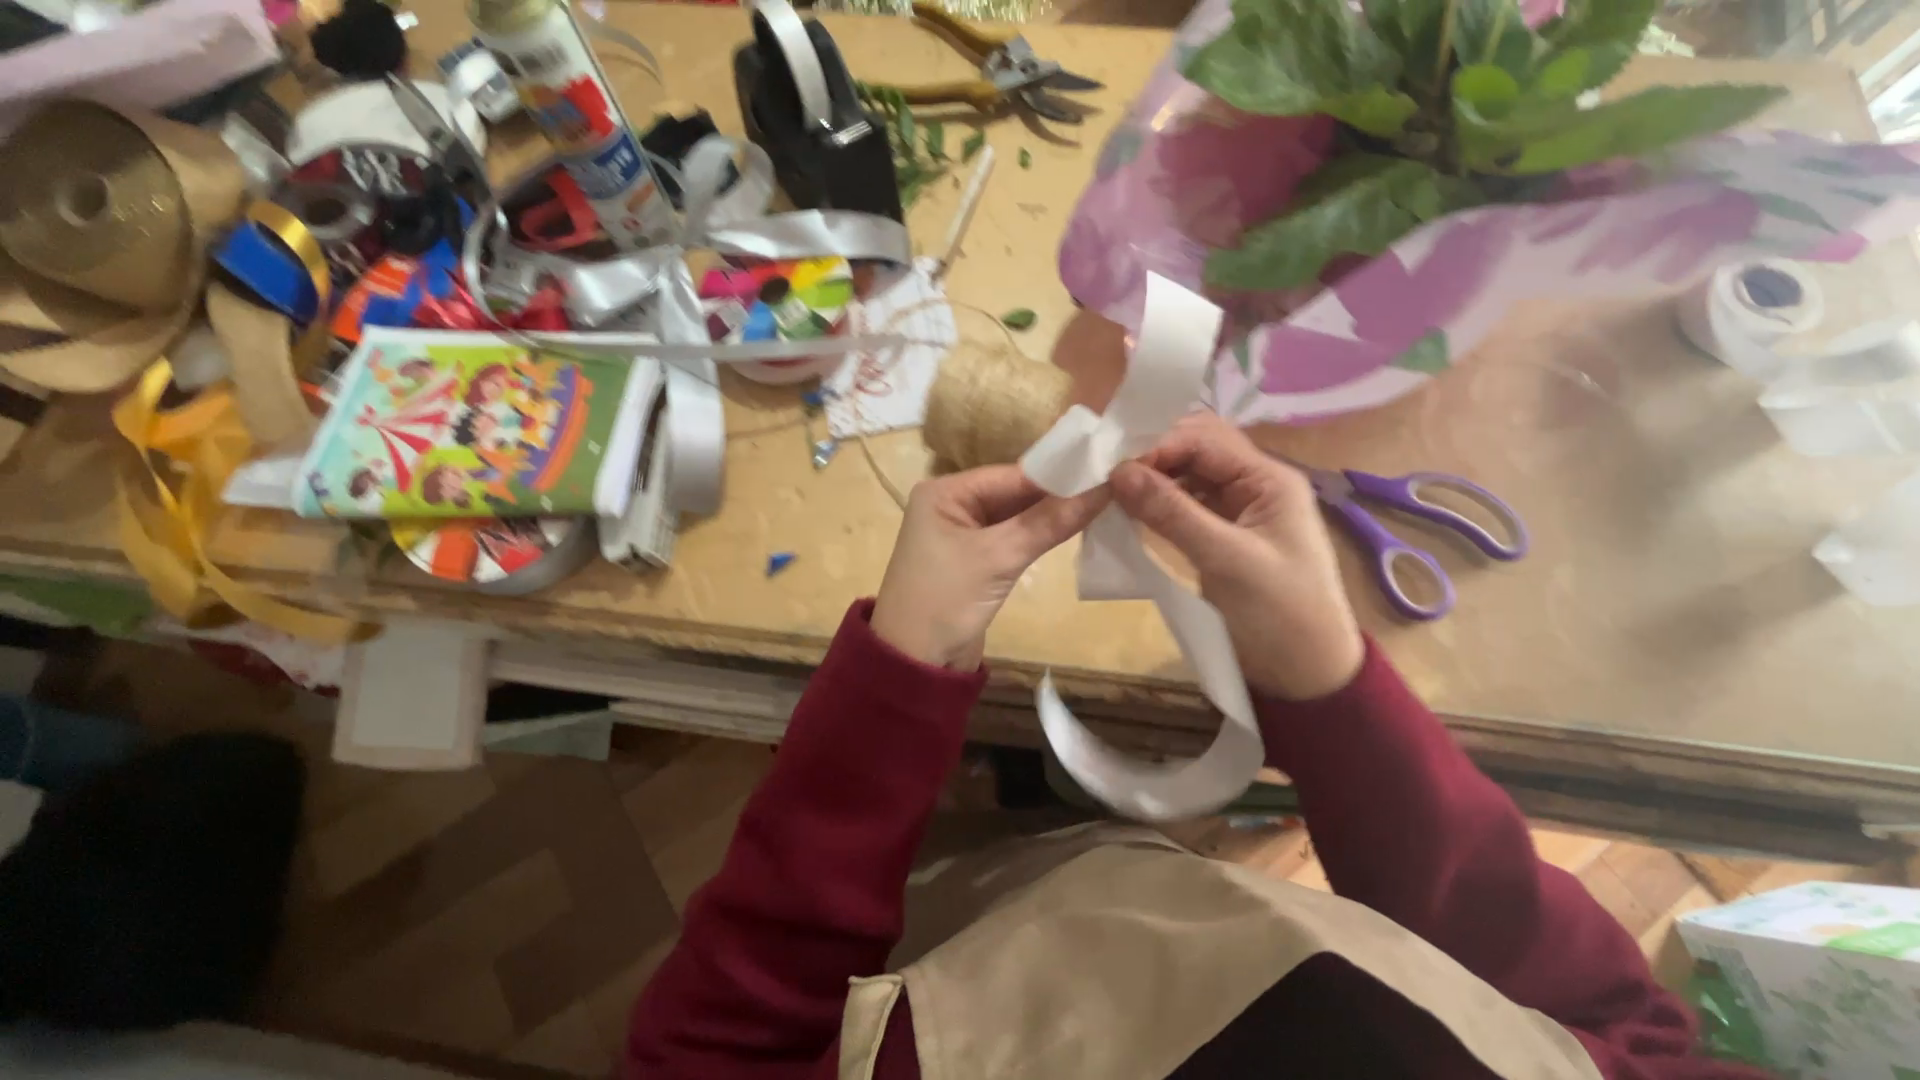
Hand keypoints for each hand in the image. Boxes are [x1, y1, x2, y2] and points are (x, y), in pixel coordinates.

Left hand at [872, 466, 1110, 670]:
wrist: (915, 665)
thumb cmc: (945, 601)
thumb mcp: (998, 557)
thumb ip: (1049, 522)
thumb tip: (1103, 487)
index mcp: (944, 492)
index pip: (1013, 474)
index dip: (1060, 473)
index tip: (1108, 469)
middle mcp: (953, 505)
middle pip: (1017, 493)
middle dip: (1061, 494)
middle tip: (1117, 485)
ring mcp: (965, 535)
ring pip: (1019, 517)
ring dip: (1055, 516)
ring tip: (1108, 504)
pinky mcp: (977, 562)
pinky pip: (1015, 540)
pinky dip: (1041, 537)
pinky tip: (1078, 530)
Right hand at [1110, 412, 1363, 699]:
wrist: (1307, 673)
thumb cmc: (1278, 612)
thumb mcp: (1225, 559)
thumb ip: (1172, 513)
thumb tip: (1118, 472)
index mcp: (1269, 479)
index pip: (1205, 440)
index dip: (1158, 444)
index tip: (1113, 465)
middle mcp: (1254, 484)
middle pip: (1197, 449)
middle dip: (1153, 453)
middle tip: (1107, 471)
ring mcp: (1238, 509)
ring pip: (1188, 475)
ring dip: (1153, 476)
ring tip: (1112, 489)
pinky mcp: (1223, 534)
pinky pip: (1186, 503)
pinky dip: (1159, 502)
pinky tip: (1130, 509)